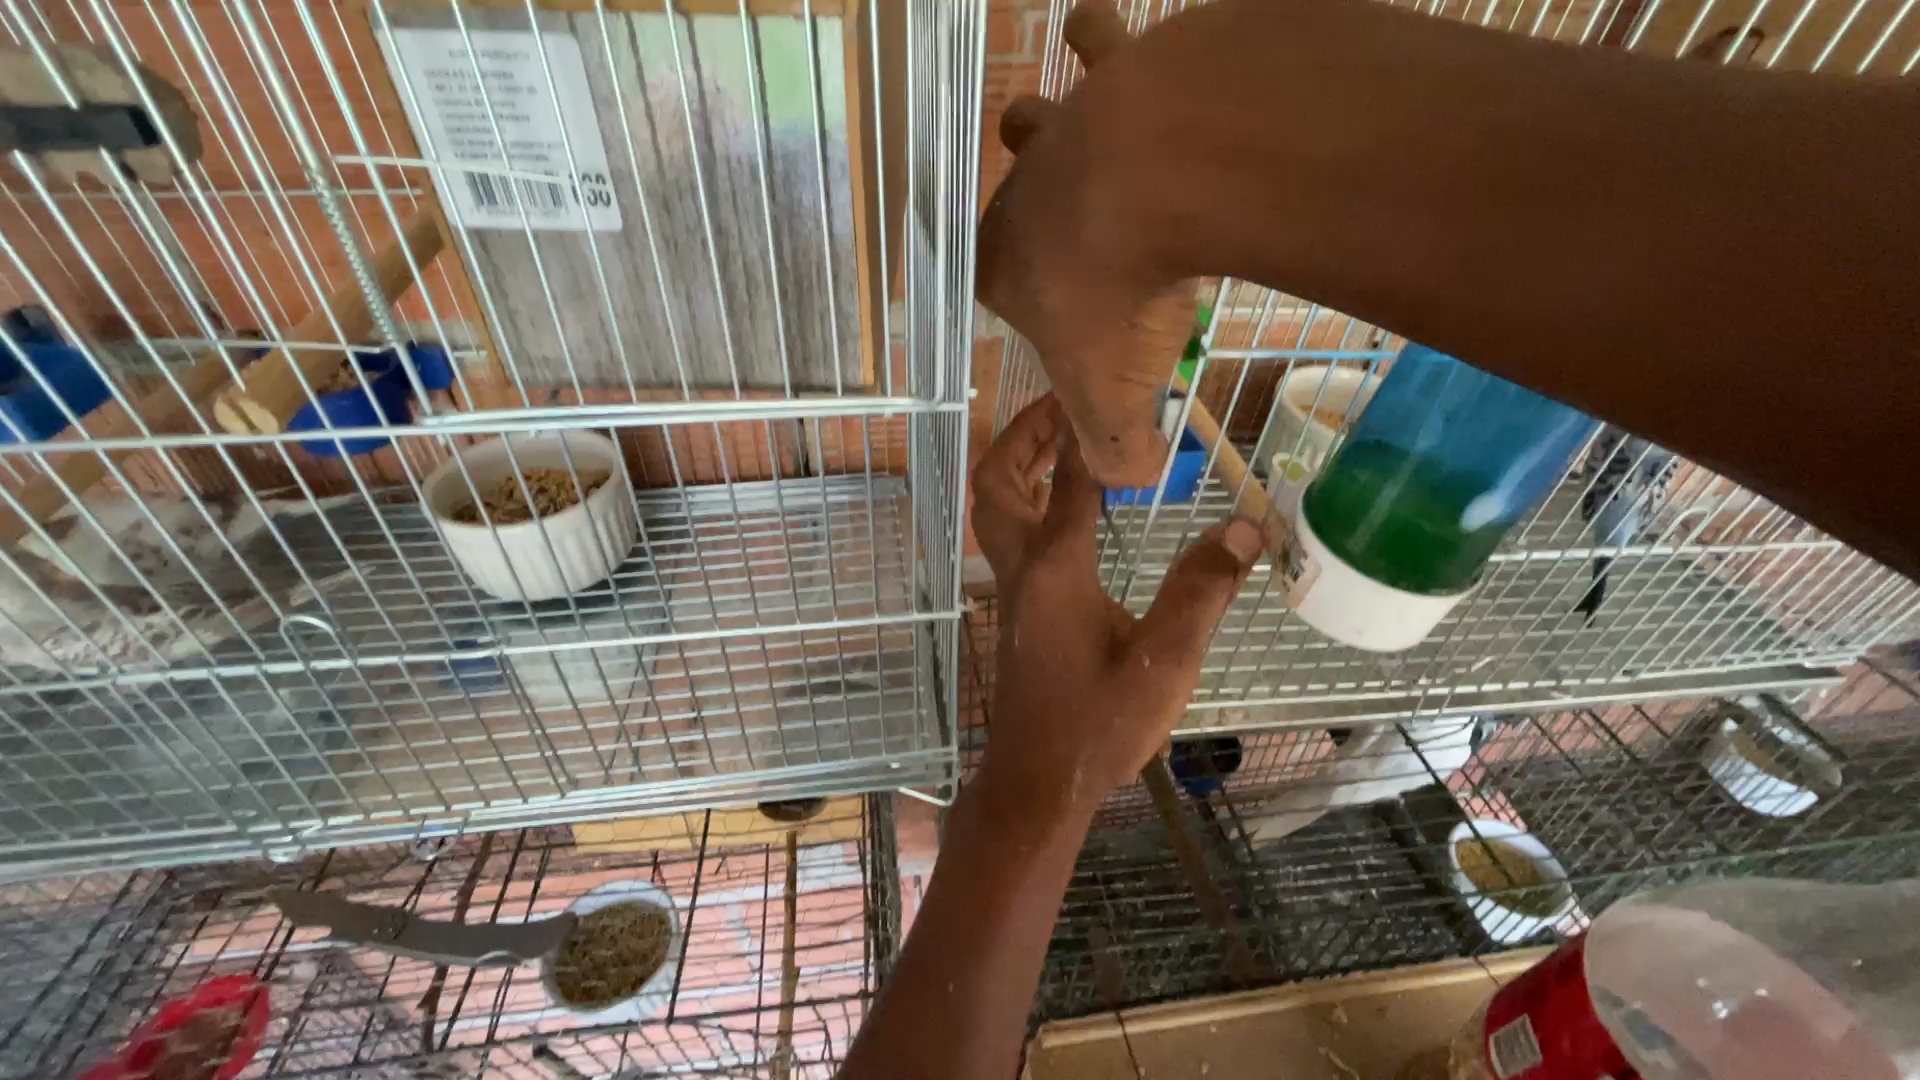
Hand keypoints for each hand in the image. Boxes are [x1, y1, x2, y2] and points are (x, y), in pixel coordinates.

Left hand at [970, 396, 1262, 819]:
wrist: (1038, 782)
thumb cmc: (1098, 726)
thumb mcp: (1164, 663)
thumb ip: (1202, 591)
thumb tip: (1245, 525)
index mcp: (1056, 569)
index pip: (1068, 478)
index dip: (1088, 430)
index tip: (1114, 395)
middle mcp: (1023, 570)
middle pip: (997, 482)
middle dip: (1023, 434)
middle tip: (1064, 406)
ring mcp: (1013, 592)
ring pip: (995, 510)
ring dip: (1019, 467)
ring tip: (1064, 442)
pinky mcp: (1018, 613)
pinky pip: (1010, 537)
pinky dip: (1027, 504)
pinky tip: (1068, 515)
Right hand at [976, 3, 1198, 486]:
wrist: (1159, 178)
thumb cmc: (1118, 297)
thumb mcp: (1114, 400)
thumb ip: (1114, 452)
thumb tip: (1131, 482)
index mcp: (1004, 266)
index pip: (995, 283)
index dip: (1018, 301)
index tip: (1058, 318)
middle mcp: (1022, 193)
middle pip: (1011, 199)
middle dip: (1029, 214)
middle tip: (1076, 233)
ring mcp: (1067, 128)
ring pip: (1038, 113)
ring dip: (1047, 120)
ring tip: (1070, 120)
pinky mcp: (1121, 73)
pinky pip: (1098, 40)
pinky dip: (1100, 37)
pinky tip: (1103, 30)